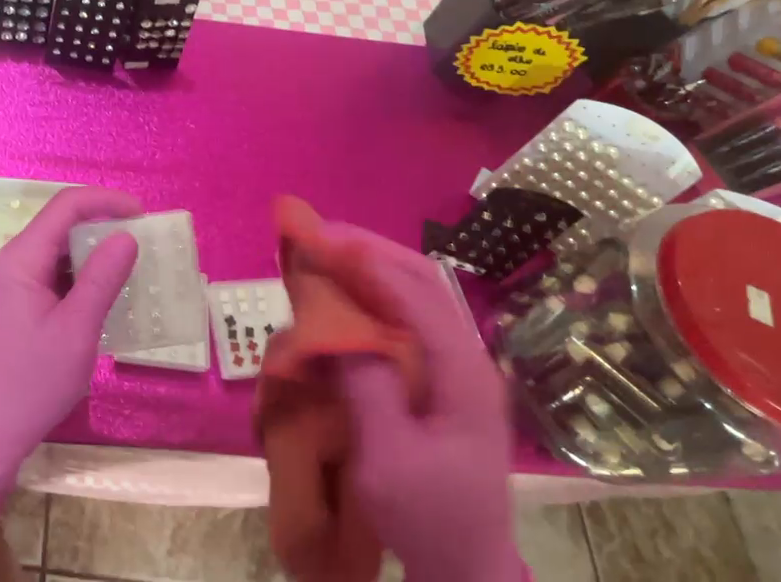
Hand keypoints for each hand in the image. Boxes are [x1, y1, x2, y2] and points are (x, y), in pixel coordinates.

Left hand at [0, 186, 140, 542]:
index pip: (65, 207)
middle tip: (146, 241)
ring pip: (60, 250)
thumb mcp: (77, 330)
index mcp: (21, 259)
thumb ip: (102, 279)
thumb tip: (127, 235)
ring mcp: (15, 283)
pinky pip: (56, 274)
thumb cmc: (33, 381)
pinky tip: (110, 293)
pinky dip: (84, 276)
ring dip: (96, 252)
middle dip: (104, 225)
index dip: (105, 201)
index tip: (143, 214)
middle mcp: (14, 262)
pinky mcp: (21, 304)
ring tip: (135, 266)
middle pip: (62, 224)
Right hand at [337, 228, 525, 581]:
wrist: (465, 564)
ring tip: (321, 250)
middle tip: (314, 233)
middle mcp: (466, 356)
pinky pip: (404, 316)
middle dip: (366, 249)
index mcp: (464, 373)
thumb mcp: (388, 461)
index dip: (365, 260)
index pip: (416, 294)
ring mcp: (455, 365)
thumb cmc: (427, 516)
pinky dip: (369, 293)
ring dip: (367, 265)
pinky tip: (340, 292)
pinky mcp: (439, 376)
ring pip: (414, 292)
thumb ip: (367, 390)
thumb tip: (336, 328)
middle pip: (421, 279)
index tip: (318, 238)